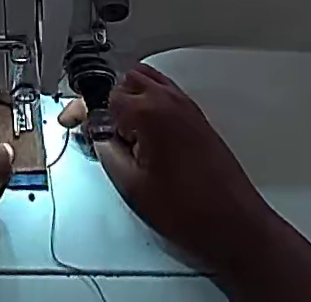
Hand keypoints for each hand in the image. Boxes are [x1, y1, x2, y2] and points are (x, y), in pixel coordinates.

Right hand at [59, 64, 267, 276]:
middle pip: (122, 83)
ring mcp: (184, 106)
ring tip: (122, 129)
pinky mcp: (196, 116)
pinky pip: (164, 90)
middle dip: (107, 105)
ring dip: (128, 98)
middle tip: (100, 131)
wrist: (236, 229)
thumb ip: (106, 151)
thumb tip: (97, 135)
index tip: (74, 121)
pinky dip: (149, 99)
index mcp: (147, 113)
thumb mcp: (132, 185)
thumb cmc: (193, 212)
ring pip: (144, 81)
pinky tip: (145, 127)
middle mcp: (167, 101)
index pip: (102, 98)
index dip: (82, 111)